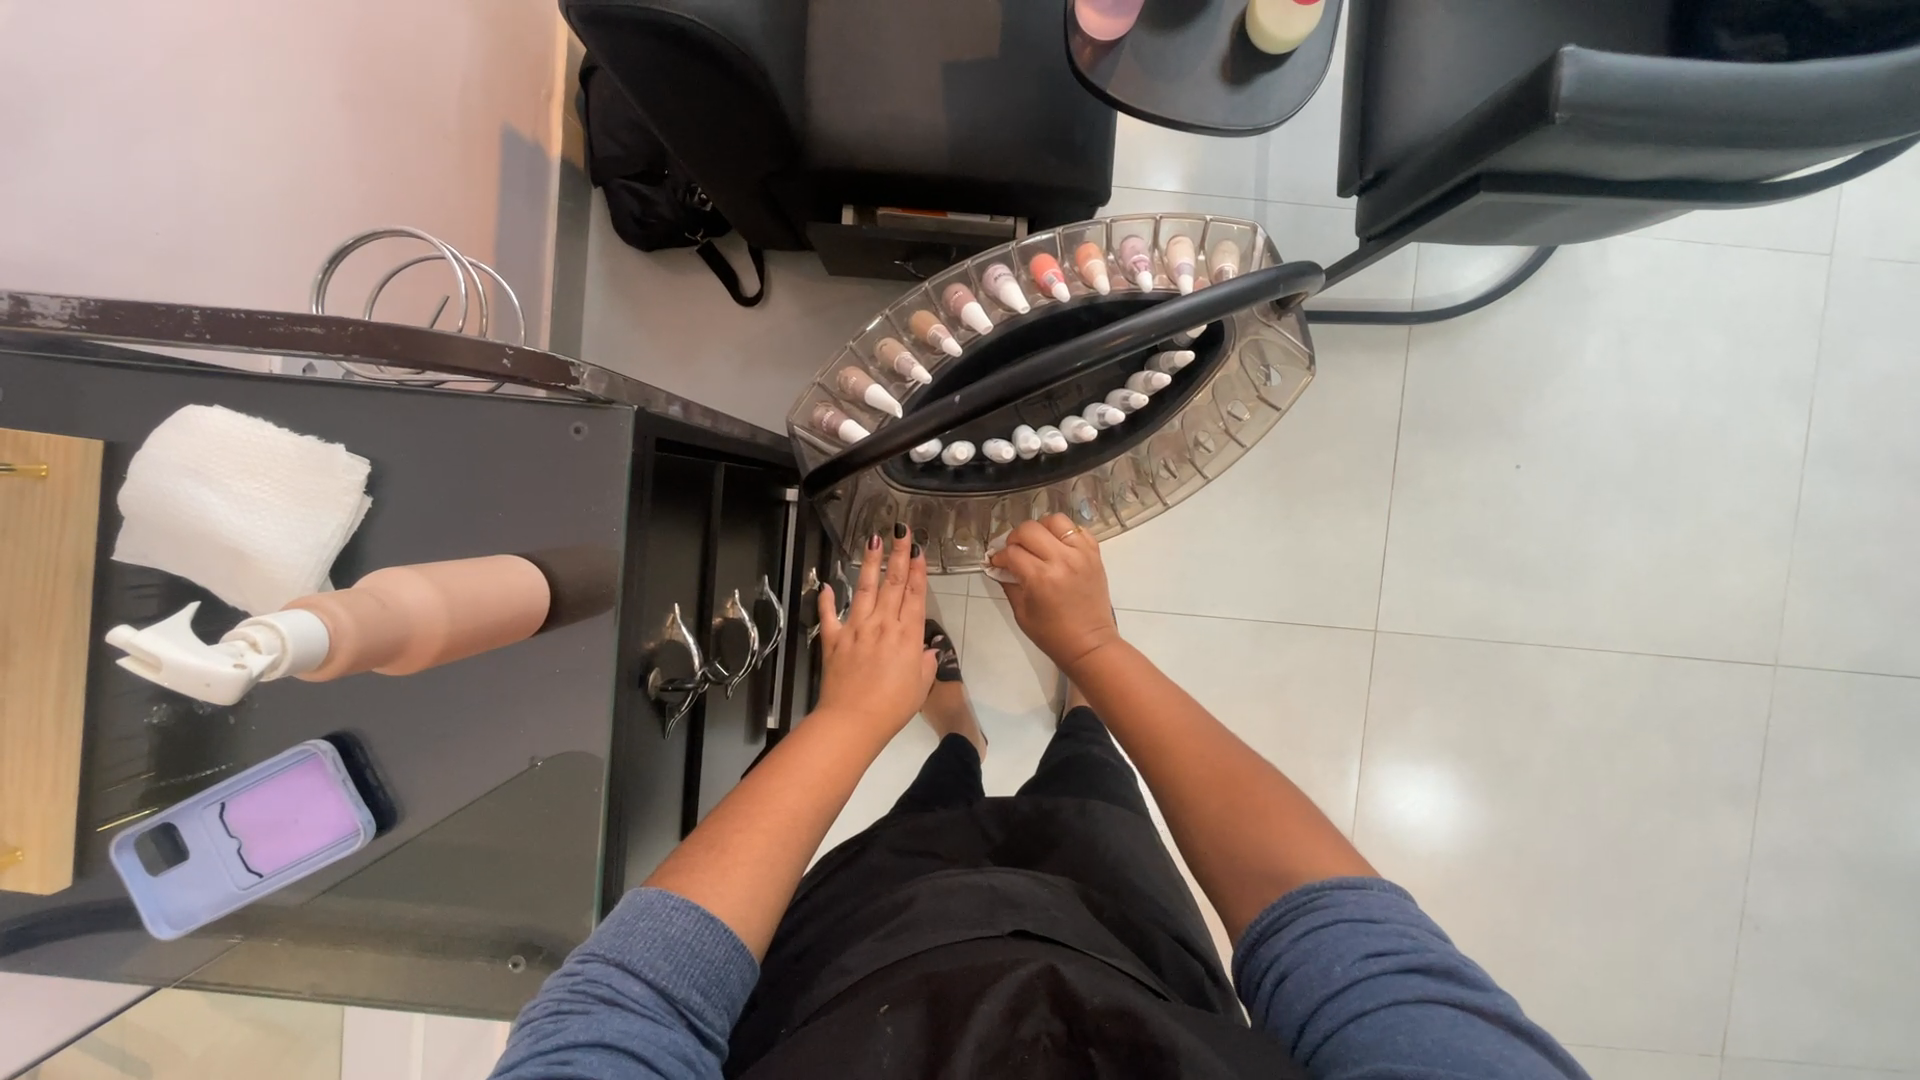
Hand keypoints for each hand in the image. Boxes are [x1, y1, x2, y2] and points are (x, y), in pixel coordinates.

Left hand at [815, 527, 936, 737]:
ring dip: (869, 564)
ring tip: (872, 542)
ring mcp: (856, 629)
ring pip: (864, 589)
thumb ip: (925, 664)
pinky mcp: (834, 641)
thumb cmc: (893, 707)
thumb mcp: (920, 686)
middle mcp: (882, 624)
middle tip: (900, 532)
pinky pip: (830, 616)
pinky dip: (827, 600)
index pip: (914, 595)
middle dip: (898, 555)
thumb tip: (929, 650)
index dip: (917, 571)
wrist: (853, 721)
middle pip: (892, 584)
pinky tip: (826, 585)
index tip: (917, 550)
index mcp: (907, 635)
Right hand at [988, 514, 1120, 673]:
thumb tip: (998, 565)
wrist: (1090, 643)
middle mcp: (1062, 560)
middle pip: (1029, 529)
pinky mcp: (1094, 554)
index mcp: (1041, 578)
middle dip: (1015, 538)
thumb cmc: (1052, 634)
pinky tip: (1057, 546)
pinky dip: (1064, 533)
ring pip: (1055, 520)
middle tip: (1013, 551)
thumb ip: (1008, 583)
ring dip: (1040, 529)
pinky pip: (1077, 529)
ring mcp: (1081, 554)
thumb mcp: (1021, 612)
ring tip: (1037, 543)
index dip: (999, 556)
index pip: (1011, 552)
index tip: (997, 562)